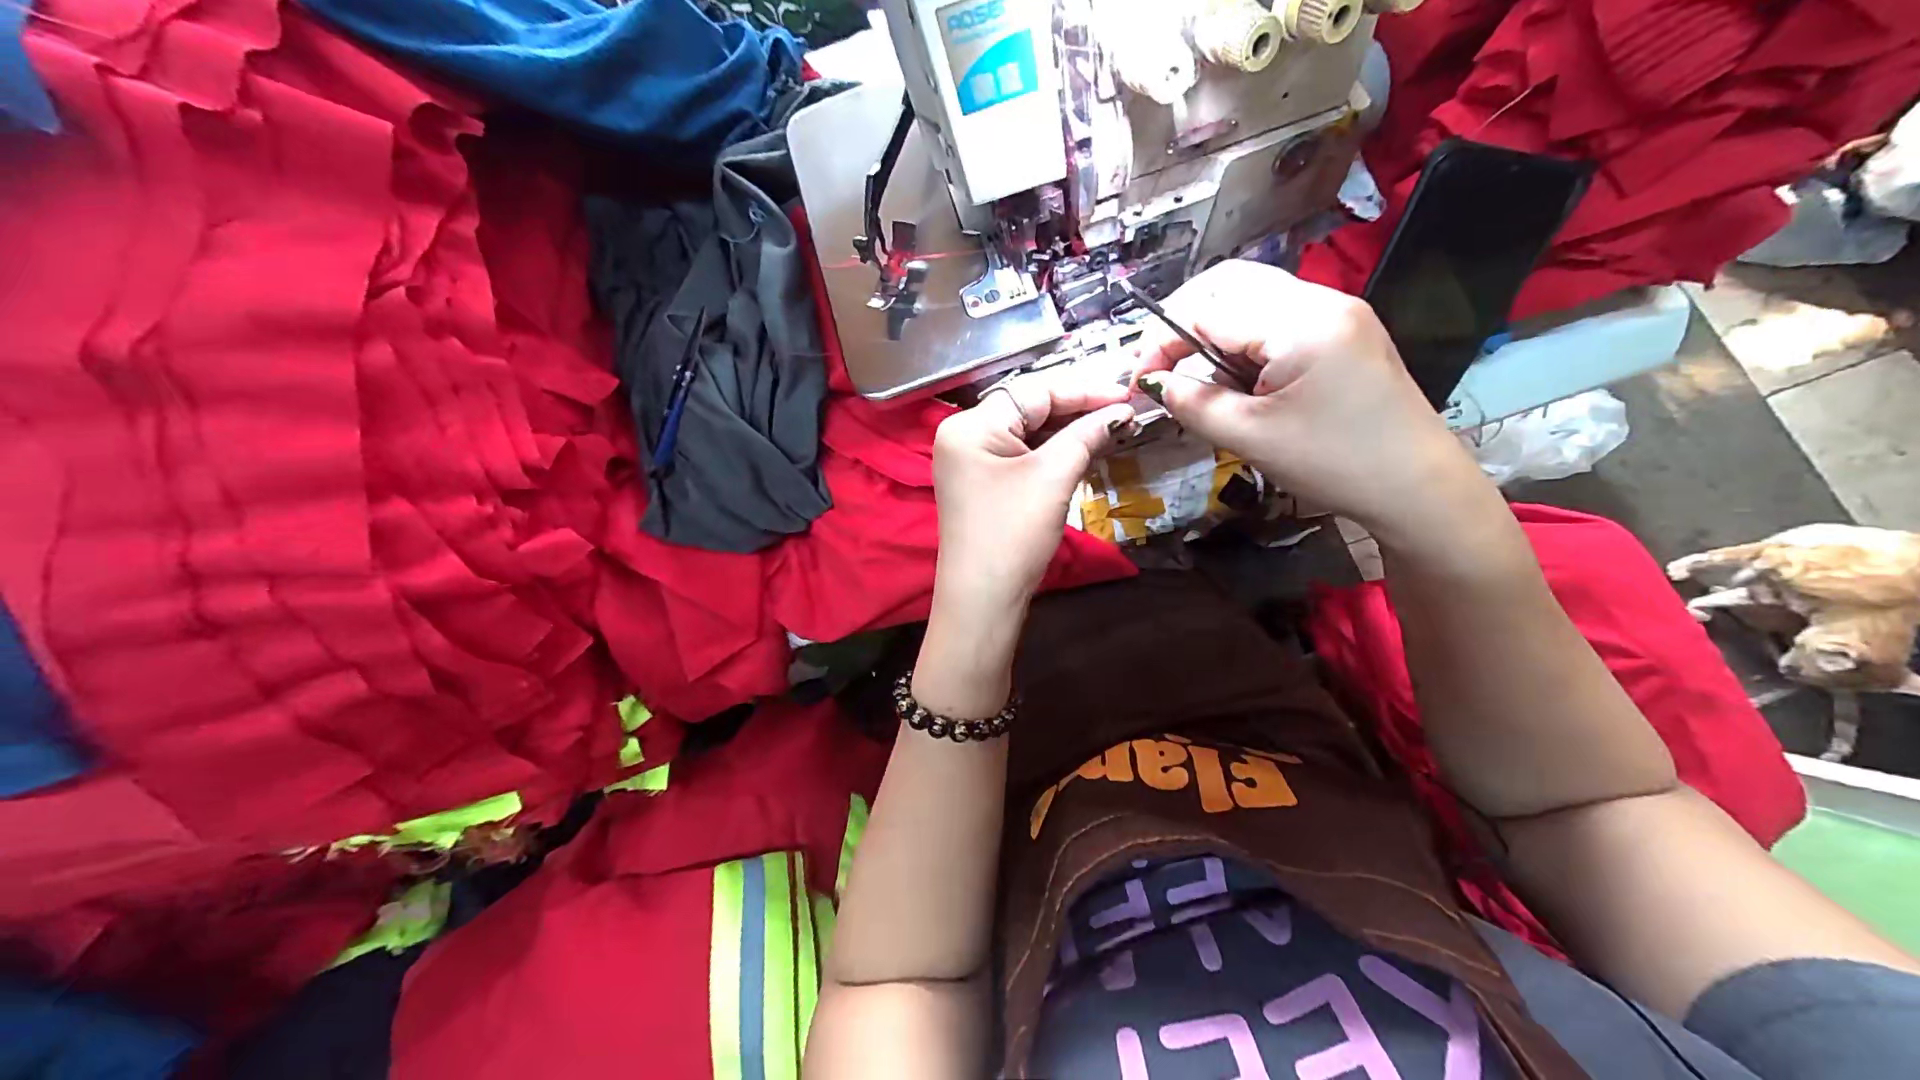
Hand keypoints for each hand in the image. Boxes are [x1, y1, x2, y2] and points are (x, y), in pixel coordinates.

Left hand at [930, 368, 1134, 614]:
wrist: (983, 599)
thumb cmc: (1013, 534)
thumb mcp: (1053, 477)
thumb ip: (1086, 435)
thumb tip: (1120, 412)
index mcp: (969, 425)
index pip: (1034, 391)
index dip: (1084, 390)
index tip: (1126, 394)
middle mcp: (963, 436)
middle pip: (1029, 408)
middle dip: (1077, 409)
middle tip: (1124, 410)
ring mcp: (970, 461)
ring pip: (1027, 432)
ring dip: (1068, 430)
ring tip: (1112, 427)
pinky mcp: (982, 483)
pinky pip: (1021, 455)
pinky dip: (1052, 451)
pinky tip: (1084, 448)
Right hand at [1129, 260, 1492, 546]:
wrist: (1416, 486)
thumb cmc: (1335, 463)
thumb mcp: (1250, 437)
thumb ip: (1193, 403)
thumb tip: (1155, 383)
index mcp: (1301, 322)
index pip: (1208, 309)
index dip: (1163, 341)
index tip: (1142, 381)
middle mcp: (1321, 300)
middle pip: (1229, 283)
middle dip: (1182, 320)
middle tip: (1160, 366)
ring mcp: (1337, 311)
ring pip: (1250, 295)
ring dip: (1211, 327)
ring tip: (1197, 375)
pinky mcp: (1342, 329)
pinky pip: (1275, 315)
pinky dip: (1242, 336)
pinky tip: (1235, 374)